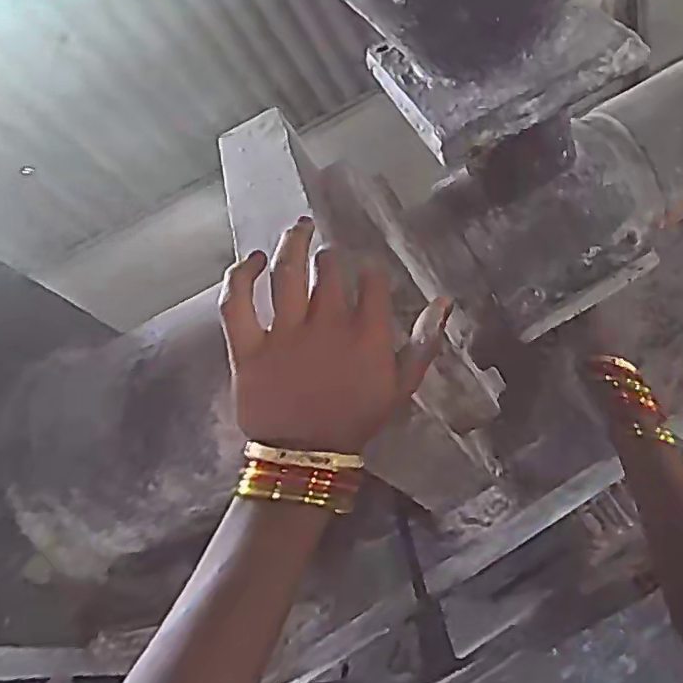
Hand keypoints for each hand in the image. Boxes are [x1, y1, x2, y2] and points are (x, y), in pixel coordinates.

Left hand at [219, 217, 450, 453]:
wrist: (308, 456)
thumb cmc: (358, 418)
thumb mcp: (403, 385)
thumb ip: (425, 342)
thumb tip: (444, 302)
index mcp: (367, 333)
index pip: (372, 281)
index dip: (371, 268)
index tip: (368, 266)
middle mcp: (328, 324)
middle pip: (329, 271)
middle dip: (331, 255)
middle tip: (329, 251)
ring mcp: (285, 334)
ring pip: (287, 274)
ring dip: (294, 243)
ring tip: (300, 226)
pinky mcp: (249, 347)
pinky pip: (238, 303)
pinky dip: (243, 275)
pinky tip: (255, 259)